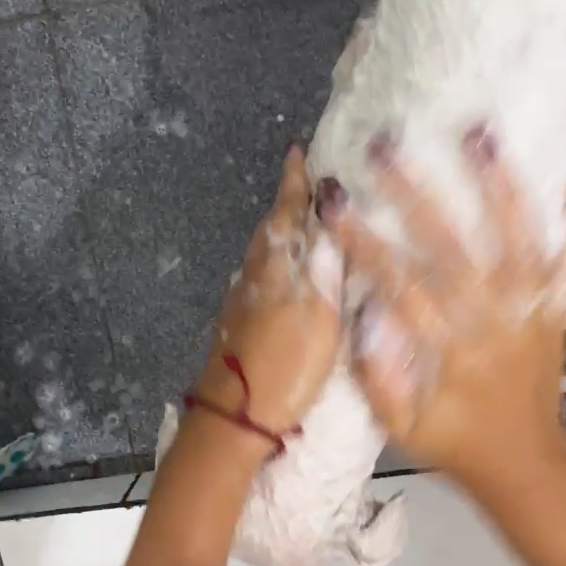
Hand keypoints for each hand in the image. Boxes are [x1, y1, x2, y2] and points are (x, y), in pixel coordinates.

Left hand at [189, 144, 343, 452]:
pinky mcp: (237, 324)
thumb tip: (327, 209)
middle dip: (287, 203)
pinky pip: (260, 277)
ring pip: (263, 254)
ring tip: (304, 224)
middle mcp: (253, 274)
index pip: (286, 211)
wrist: (237, 415)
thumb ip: (324, 263)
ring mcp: (241, 300)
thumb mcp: (321, 314)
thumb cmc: (286, 365)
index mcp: (275, 265)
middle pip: (270, 229)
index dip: (294, 182)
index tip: (297, 150)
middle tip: (307, 182)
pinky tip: (287, 274)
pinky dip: (276, 264)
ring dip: (281, 234)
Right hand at [330, 127, 565, 494]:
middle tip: (388, 144)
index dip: (364, 242)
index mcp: (448, 354)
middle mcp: (492, 326)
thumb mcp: (400, 428)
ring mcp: (532, 315)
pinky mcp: (558, 313)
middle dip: (417, 195)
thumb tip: (363, 314)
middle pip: (453, 251)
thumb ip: (377, 375)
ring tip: (481, 132)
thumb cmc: (456, 446)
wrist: (526, 468)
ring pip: (517, 244)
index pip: (399, 287)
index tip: (336, 200)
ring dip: (499, 186)